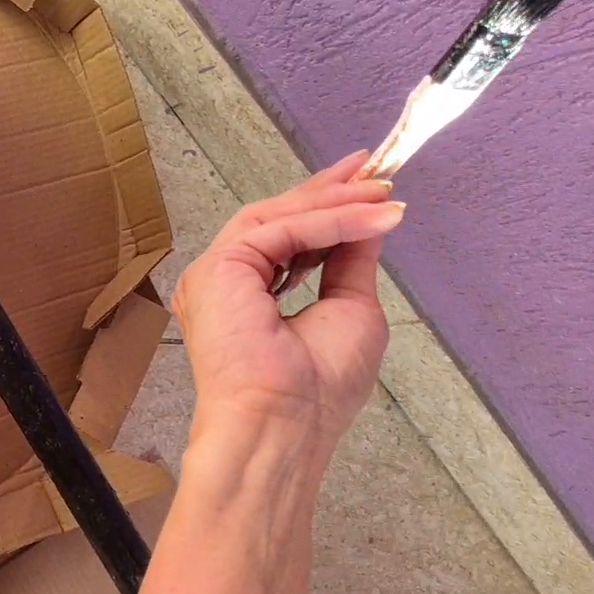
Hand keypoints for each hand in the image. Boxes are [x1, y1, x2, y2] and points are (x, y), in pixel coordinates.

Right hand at [171, 150, 401, 460]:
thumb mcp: (348, 311)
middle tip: (375, 171)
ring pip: (272, 218)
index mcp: (242, 297)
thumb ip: (348, 263)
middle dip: (325, 192)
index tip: (367, 184)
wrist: (282, 422)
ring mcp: (213, 274)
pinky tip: (368, 217)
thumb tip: (369, 218)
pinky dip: (325, 220)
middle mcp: (221, 281)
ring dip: (331, 202)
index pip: (280, 239)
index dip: (322, 207)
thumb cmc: (315, 389)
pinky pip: (277, 230)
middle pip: (271, 220)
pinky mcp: (216, 268)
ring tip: (381, 193)